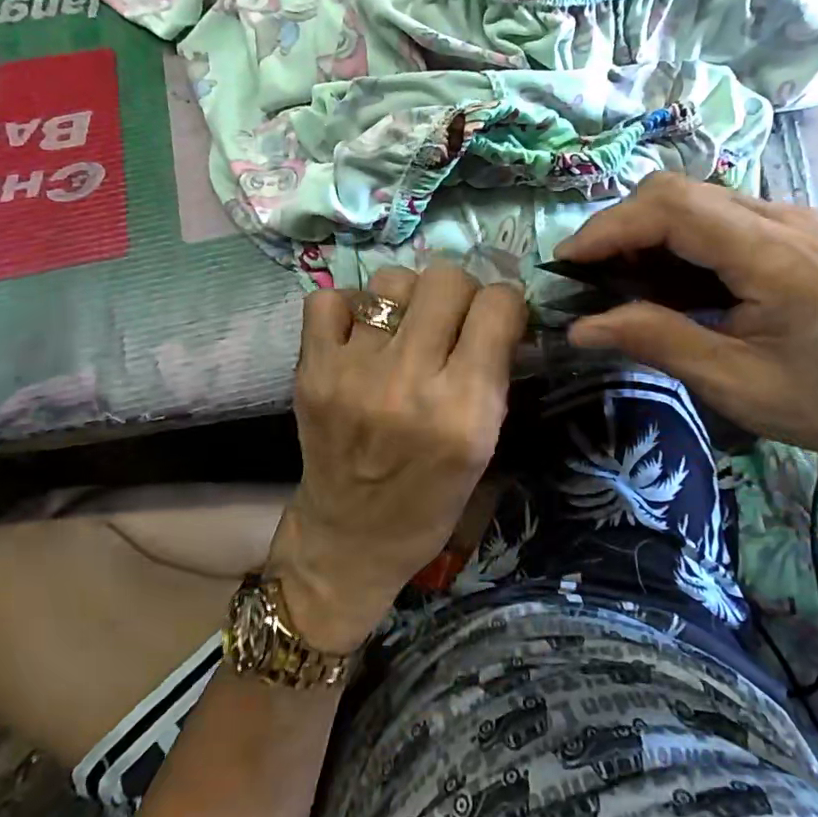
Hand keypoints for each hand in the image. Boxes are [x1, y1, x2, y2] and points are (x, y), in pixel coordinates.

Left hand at [270, 264, 526, 653]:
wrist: (351, 536)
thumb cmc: (429, 502)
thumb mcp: (483, 446)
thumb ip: (491, 375)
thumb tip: (496, 310)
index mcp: (465, 411)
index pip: (497, 306)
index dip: (505, 304)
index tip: (496, 318)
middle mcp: (409, 382)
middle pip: (446, 280)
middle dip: (460, 293)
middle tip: (451, 319)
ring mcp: (354, 372)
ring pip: (392, 280)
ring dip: (407, 298)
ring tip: (403, 328)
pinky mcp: (312, 370)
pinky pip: (329, 300)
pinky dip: (348, 308)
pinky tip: (359, 335)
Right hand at [556, 173, 817, 459]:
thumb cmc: (814, 403)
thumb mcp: (730, 382)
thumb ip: (656, 341)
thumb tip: (579, 326)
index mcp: (781, 259)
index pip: (677, 209)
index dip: (612, 226)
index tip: (567, 260)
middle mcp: (790, 220)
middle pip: (680, 191)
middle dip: (620, 225)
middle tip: (586, 272)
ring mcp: (792, 218)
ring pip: (693, 195)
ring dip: (642, 228)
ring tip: (614, 273)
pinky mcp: (788, 227)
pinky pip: (712, 211)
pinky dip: (669, 234)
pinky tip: (656, 271)